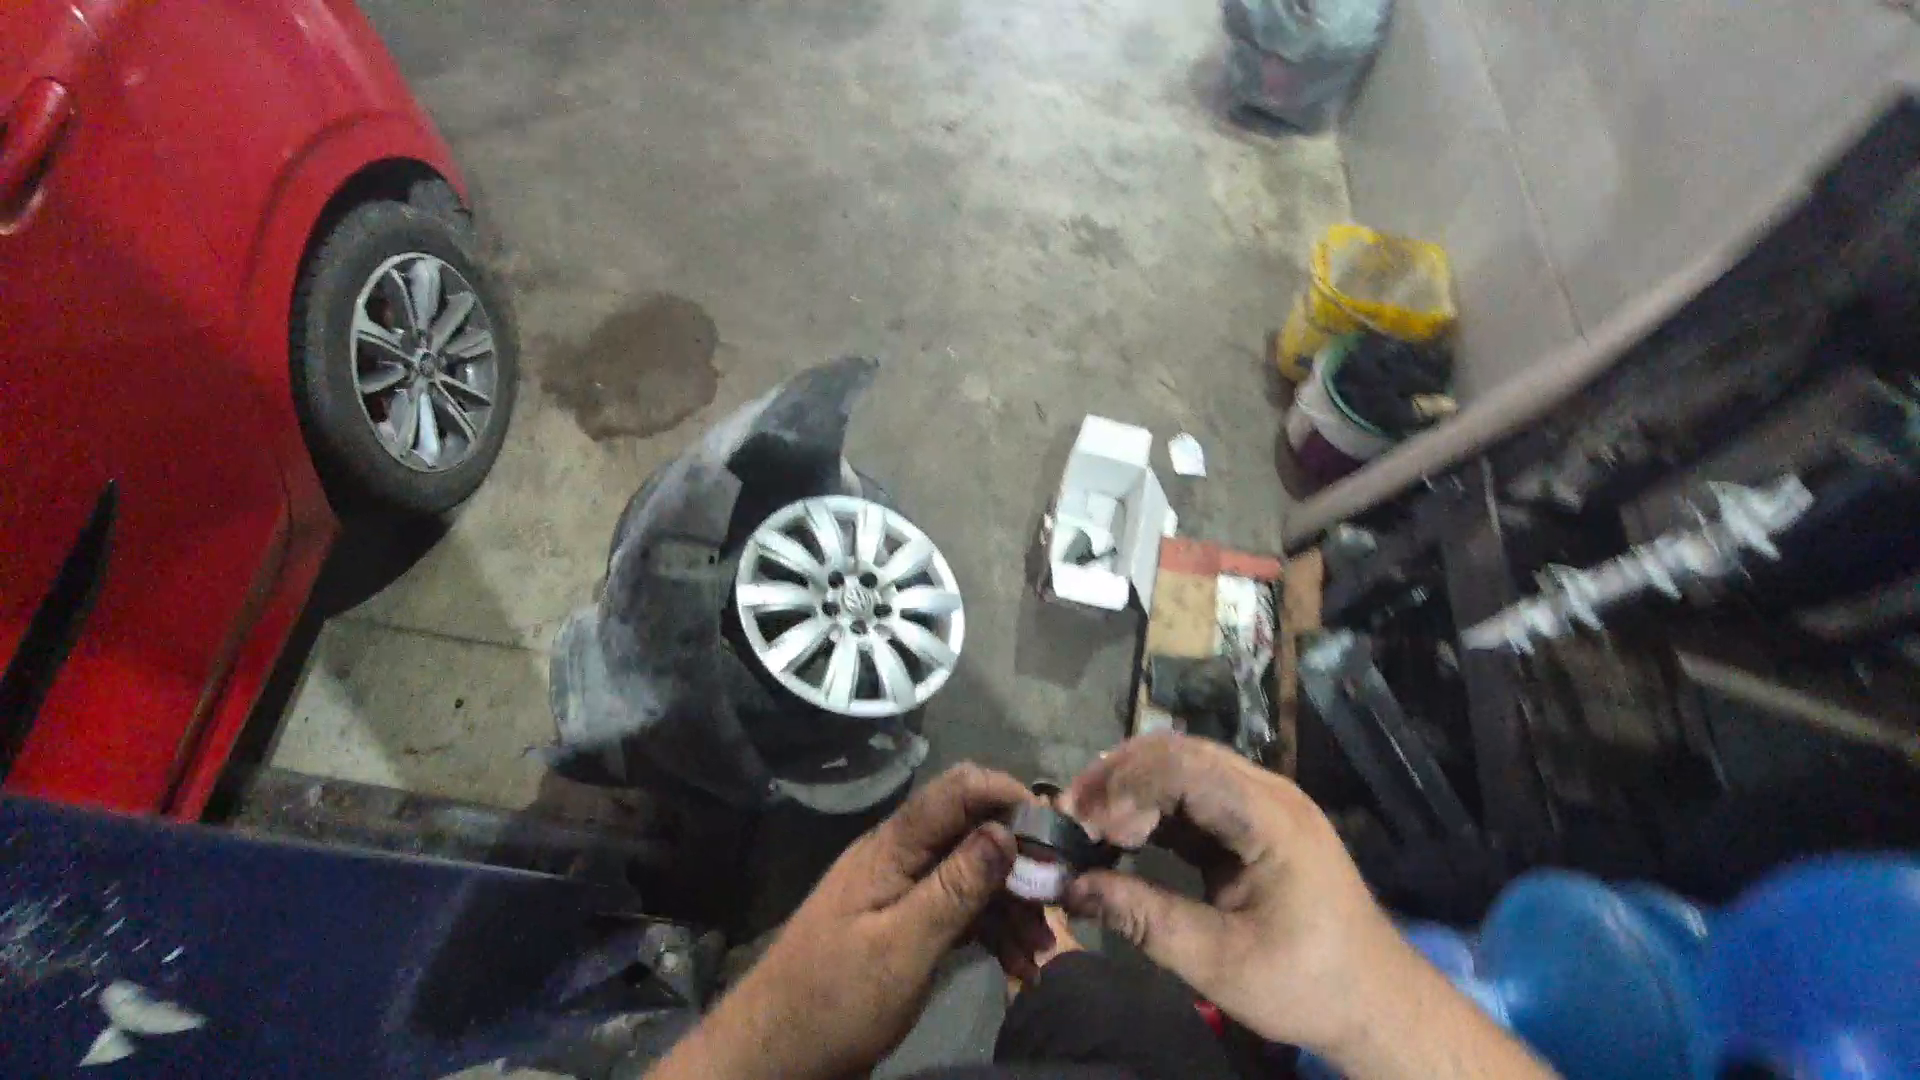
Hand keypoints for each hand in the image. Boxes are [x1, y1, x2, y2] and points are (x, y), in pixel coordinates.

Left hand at [649, 764, 1031, 1079]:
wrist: (772, 1054)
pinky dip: (991, 930)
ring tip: (1045, 948)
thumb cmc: (835, 999)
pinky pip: (959, 909)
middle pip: (971, 831)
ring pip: (971, 874)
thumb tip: (1005, 829)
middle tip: (1060, 897)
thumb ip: (956, 886)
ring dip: (1011, 904)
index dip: (1006, 794)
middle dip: (1019, 858)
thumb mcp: (903, 947)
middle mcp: (901, 856)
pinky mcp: (906, 923)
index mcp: (894, 846)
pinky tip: (1019, 963)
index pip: (957, 790)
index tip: (1054, 828)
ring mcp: (903, 890)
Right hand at [1062, 735, 1550, 1078]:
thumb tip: (1070, 888)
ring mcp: (1260, 801)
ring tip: (1087, 821)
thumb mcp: (1219, 961)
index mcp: (1270, 817)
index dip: (1124, 786)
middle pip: (1178, 753)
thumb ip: (1142, 918)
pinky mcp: (1251, 819)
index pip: (1183, 766)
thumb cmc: (1308, 984)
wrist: (1379, 1003)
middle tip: (1072, 815)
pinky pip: (1191, 793)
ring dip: (1130, 787)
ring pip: (1181, 766)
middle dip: (1118, 778)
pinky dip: (1150, 807)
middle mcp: (1266, 791)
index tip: (1083, 824)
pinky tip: (1120, 831)